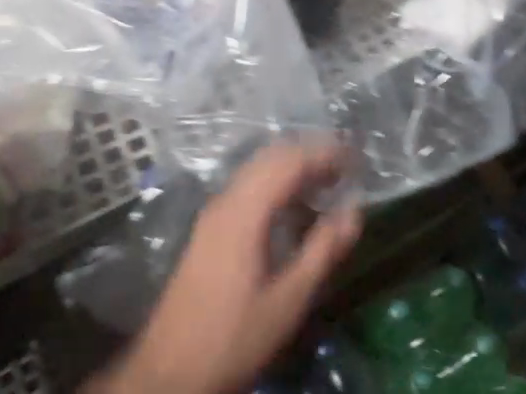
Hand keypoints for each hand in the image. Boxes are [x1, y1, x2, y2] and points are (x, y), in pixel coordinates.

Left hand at [88, 142, 362, 393]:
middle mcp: (225, 203)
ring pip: (258, 171)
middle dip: (312, 155)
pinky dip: (278, 185)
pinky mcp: (208, 232)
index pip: (289, 161)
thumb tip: (355, 210)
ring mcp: (212, 216)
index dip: (326, 153)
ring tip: (329, 185)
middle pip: (272, 157)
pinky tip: (296, 209)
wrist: (167, 374)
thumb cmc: (233, 337)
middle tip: (347, 169)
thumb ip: (323, 250)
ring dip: (295, 169)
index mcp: (243, 212)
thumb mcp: (288, 300)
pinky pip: (248, 188)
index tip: (358, 160)